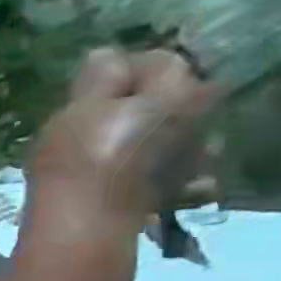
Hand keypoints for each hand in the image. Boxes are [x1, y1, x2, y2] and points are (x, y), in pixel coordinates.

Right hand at [25, 48, 214, 242]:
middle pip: (174, 97)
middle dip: (144, 101)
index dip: (122, 68)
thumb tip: (108, 56)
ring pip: (175, 133)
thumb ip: (100, 76)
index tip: (87, 86)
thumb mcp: (81, 106)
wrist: (82, 224)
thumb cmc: (80, 157)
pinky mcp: (174, 194)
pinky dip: (159, 169)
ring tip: (117, 145)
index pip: (160, 60)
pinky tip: (137, 174)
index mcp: (183, 92)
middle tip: (98, 115)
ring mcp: (192, 162)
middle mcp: (201, 121)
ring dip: (154, 133)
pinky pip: (172, 171)